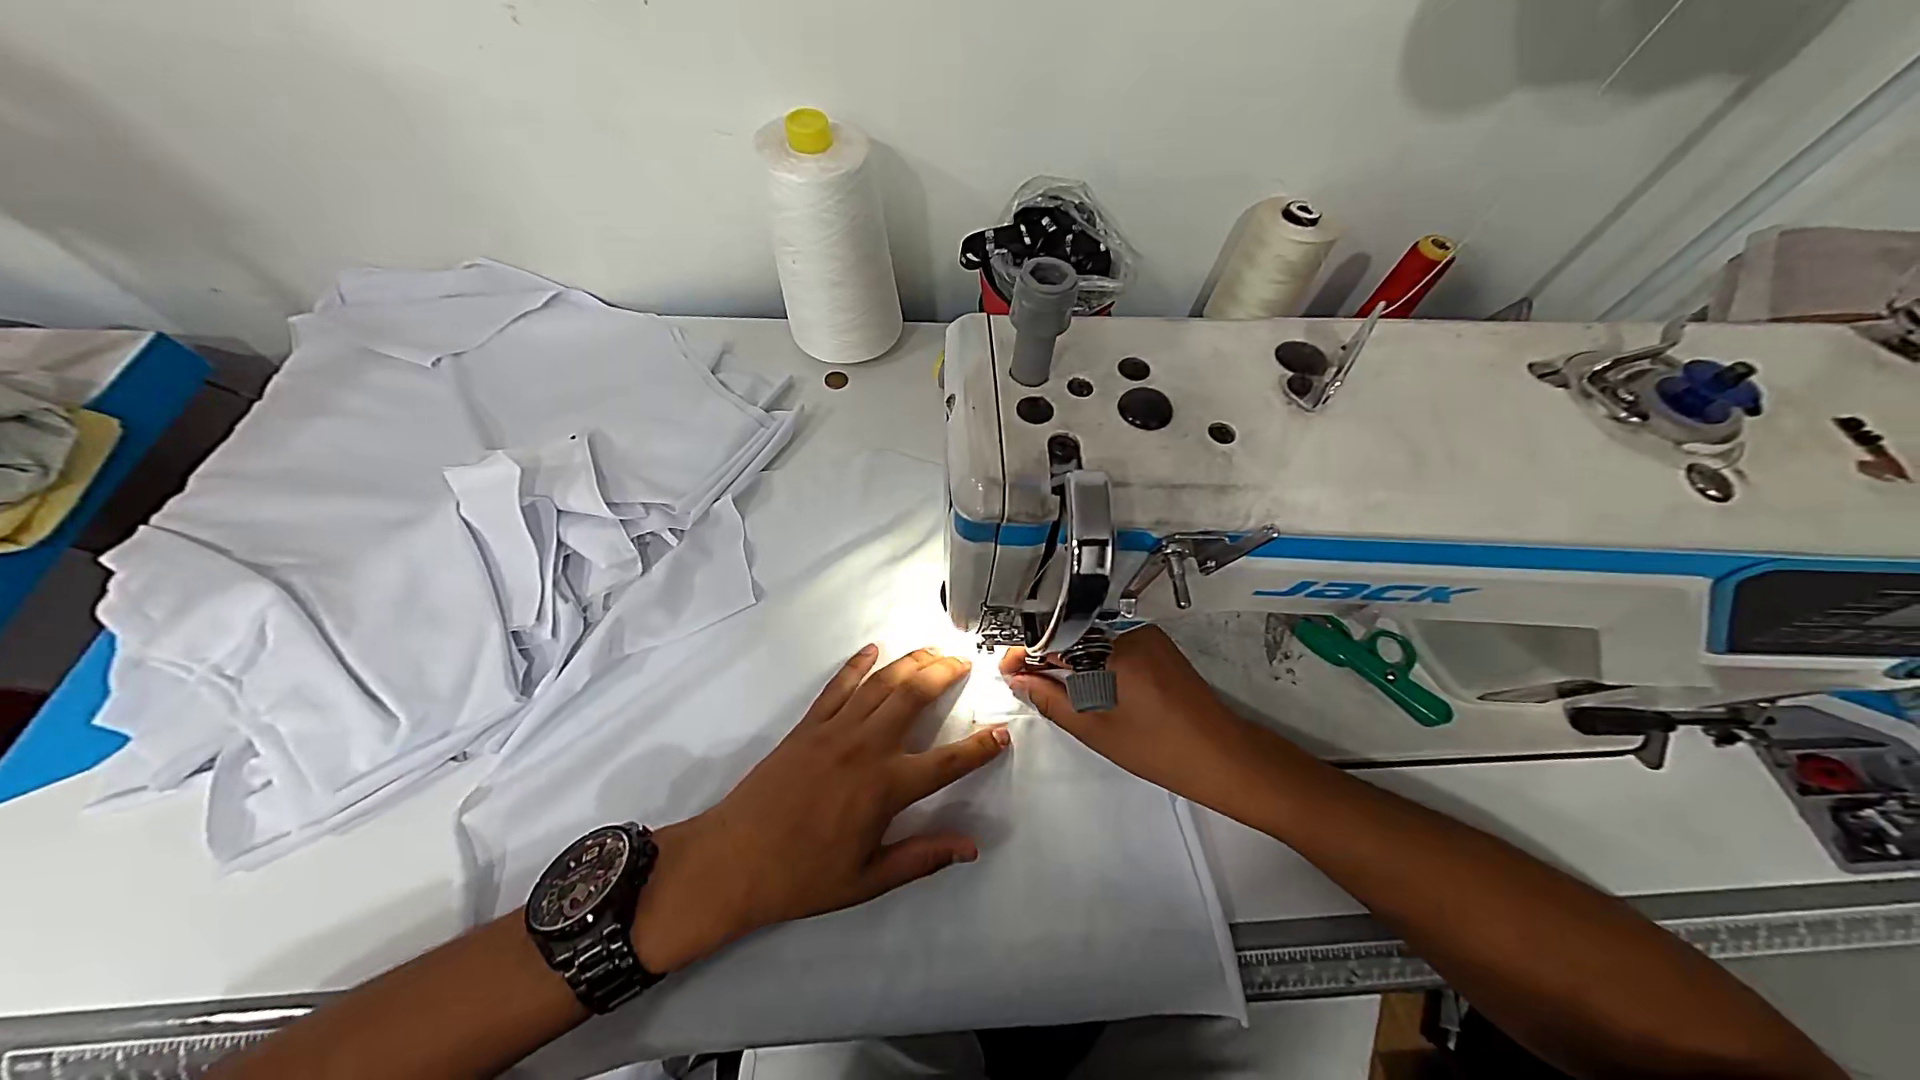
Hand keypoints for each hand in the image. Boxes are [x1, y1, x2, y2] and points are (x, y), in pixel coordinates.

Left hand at [631, 646, 1009, 971]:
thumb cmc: (801, 876)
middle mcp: (865, 749)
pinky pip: (838, 686)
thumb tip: (970, 846)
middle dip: (945, 673)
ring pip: (881, 683)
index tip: (1003, 733)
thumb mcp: (867, 880)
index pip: (947, 762)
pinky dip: (857, 664)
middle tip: (964, 660)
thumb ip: (921, 858)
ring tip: (933, 649)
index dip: (980, 747)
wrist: (730, 861)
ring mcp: (833, 730)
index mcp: (885, 788)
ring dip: (911, 661)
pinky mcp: (807, 725)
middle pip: (915, 697)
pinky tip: (872, 650)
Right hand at [1002, 626, 1287, 821]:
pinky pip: (1111, 646)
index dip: (1025, 654)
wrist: (1222, 756)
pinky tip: (1089, 689)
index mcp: (1115, 651)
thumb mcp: (1095, 728)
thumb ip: (1050, 699)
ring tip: (1060, 692)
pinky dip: (1093, 663)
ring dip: (1069, 661)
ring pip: (1089, 642)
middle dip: (1046, 659)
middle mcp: (1132, 635)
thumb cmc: (1165, 749)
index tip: (1010, 668)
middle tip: (1028, 684)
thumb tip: (1021, 681)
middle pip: (1071, 637)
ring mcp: (1147, 638)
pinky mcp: (1156, 647)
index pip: (1055, 639)